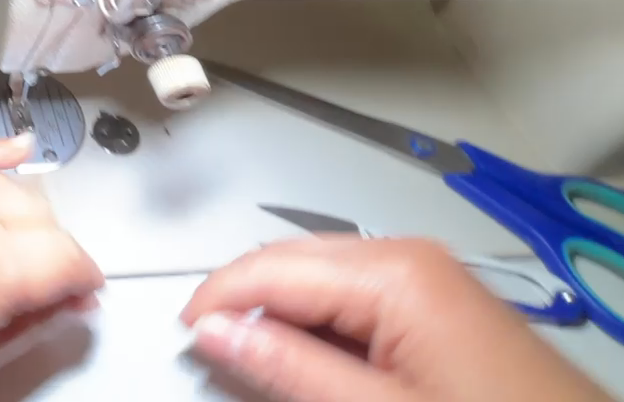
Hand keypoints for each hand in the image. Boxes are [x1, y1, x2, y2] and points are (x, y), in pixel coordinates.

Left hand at [0, 136, 102, 401]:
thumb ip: (24, 327)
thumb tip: (70, 303)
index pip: (65, 257)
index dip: (83, 281)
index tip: (85, 298)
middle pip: (39, 213)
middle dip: (54, 250)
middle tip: (51, 289)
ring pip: (4, 180)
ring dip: (24, 211)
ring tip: (23, 248)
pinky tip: (18, 152)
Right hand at [182, 238, 611, 401]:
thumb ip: (291, 370)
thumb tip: (210, 331)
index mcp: (393, 270)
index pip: (270, 268)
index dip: (217, 300)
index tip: (182, 337)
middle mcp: (405, 253)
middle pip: (289, 261)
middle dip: (244, 302)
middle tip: (213, 353)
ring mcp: (426, 272)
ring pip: (316, 274)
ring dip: (279, 312)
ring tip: (258, 359)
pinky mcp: (440, 298)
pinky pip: (353, 292)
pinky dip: (320, 320)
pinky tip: (313, 357)